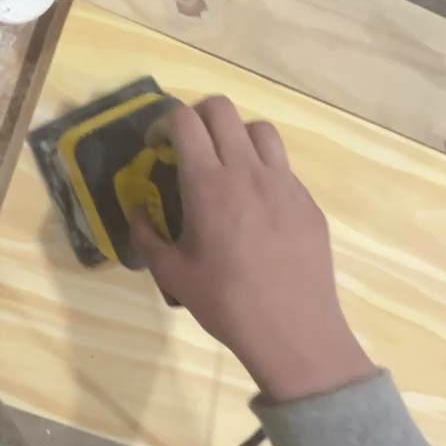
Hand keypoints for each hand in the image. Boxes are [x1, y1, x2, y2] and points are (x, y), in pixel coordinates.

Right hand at [131, 97, 374, 403]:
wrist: (296, 336)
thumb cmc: (226, 302)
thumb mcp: (170, 272)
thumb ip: (145, 234)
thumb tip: (137, 211)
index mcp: (208, 184)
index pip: (184, 120)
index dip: (163, 123)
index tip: (156, 147)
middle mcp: (246, 172)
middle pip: (221, 108)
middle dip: (197, 116)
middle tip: (187, 145)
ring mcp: (283, 185)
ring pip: (259, 128)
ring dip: (235, 135)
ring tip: (225, 163)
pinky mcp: (307, 203)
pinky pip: (282, 165)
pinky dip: (262, 167)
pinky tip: (254, 203)